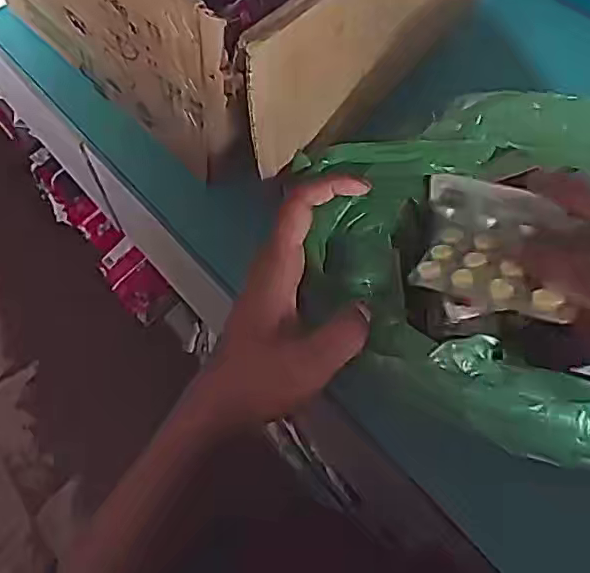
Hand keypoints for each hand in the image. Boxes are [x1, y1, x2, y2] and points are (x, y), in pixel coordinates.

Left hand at [181, 176, 371, 436]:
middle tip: (370, 194)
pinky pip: (302, 246)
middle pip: (298, 206)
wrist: (219, 405)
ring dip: (328, 211)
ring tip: (365, 214)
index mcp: (277, 265)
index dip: (329, 185)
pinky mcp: (274, 288)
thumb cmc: (258, 381)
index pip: (298, 204)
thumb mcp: (309, 364)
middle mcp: (271, 260)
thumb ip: (344, 334)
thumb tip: (366, 307)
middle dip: (333, 189)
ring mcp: (270, 273)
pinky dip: (325, 236)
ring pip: (299, 225)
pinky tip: (347, 256)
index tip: (364, 187)